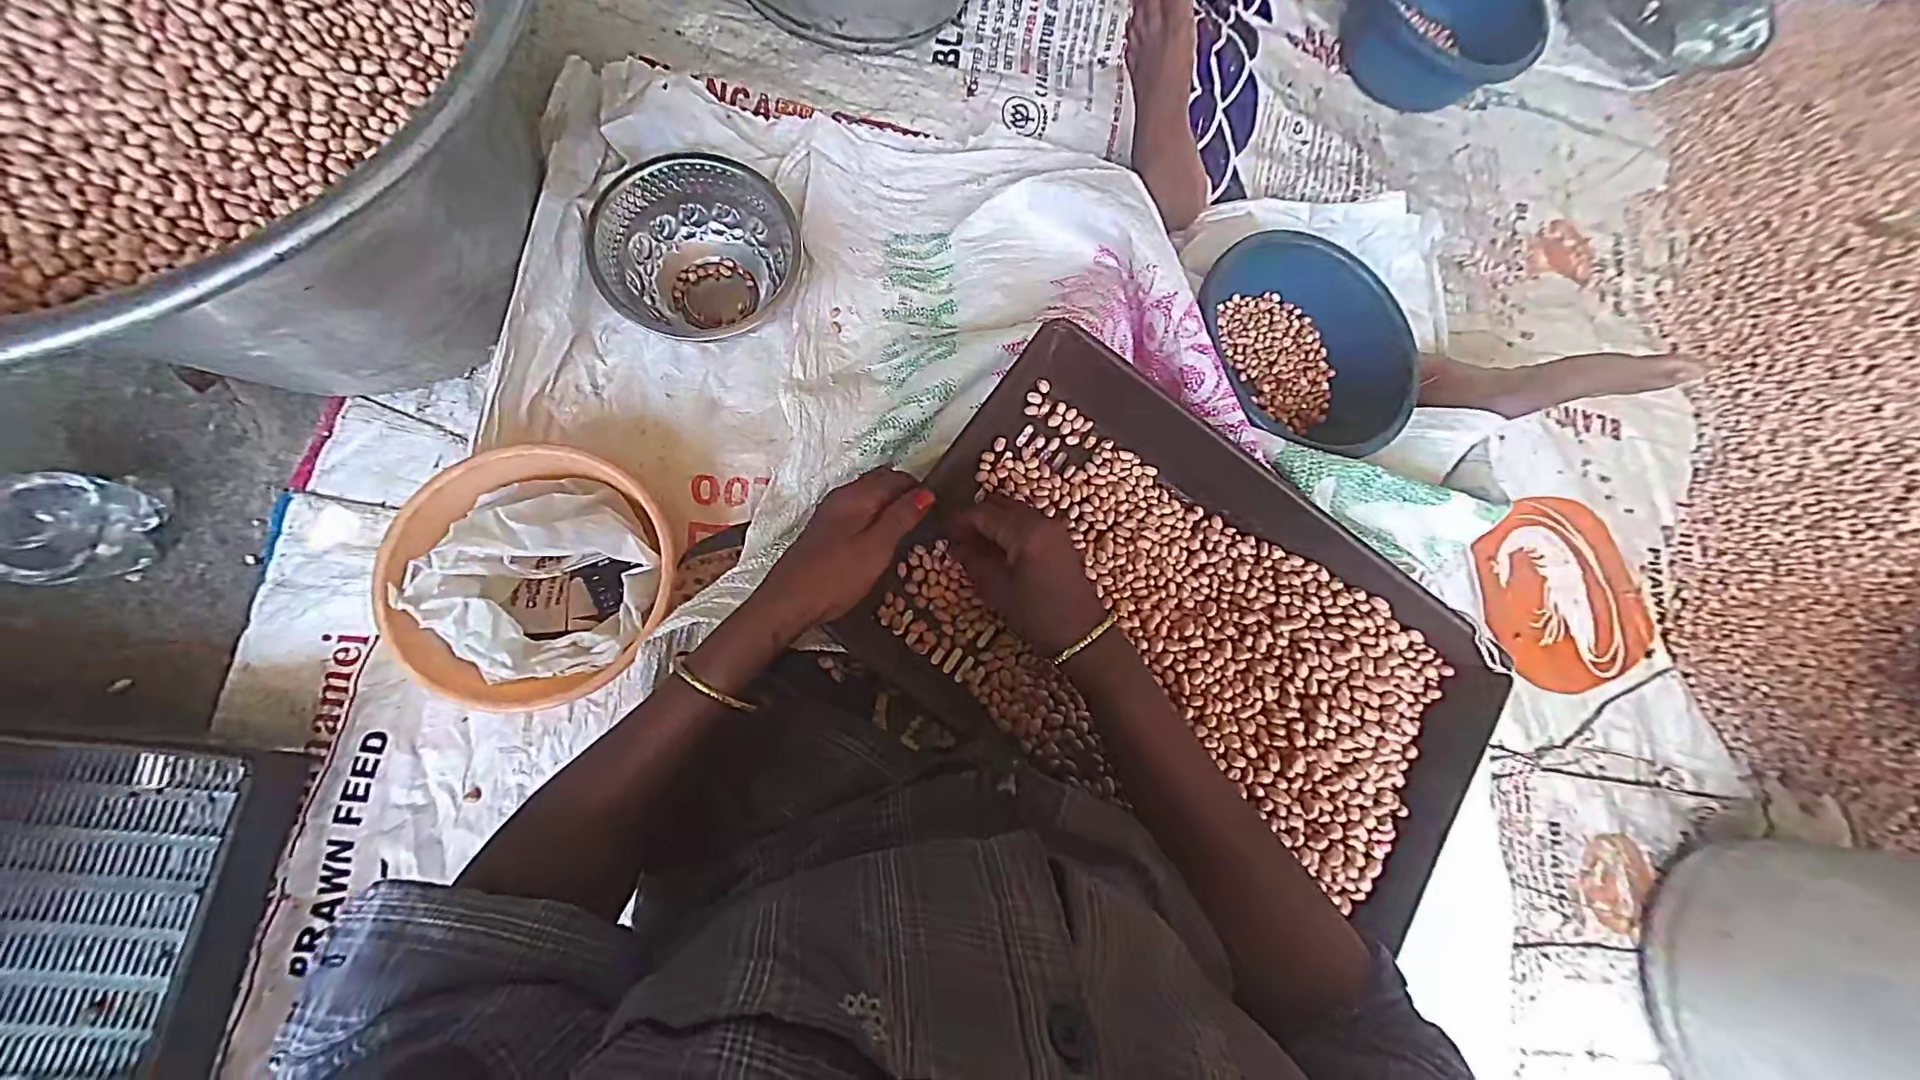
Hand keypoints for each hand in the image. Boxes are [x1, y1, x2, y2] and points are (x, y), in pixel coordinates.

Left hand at [748, 468, 934, 640]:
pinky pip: (857, 511)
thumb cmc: (837, 576)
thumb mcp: (877, 548)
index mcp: (856, 496)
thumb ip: (900, 518)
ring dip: (888, 503)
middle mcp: (841, 497)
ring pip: (867, 496)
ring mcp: (830, 514)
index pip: (894, 477)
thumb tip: (925, 492)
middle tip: (927, 512)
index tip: (938, 504)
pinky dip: (874, 515)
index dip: (917, 487)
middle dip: (904, 490)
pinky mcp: (823, 532)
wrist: (788, 601)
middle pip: (879, 481)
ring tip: (909, 524)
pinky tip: (880, 535)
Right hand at [945, 494, 1108, 656]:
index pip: (985, 513)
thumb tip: (958, 546)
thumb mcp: (998, 589)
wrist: (1081, 635)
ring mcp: (1054, 529)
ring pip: (1015, 512)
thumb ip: (975, 561)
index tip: (944, 530)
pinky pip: (1028, 523)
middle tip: (957, 537)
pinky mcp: (1060, 540)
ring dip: (993, 522)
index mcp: (1025, 532)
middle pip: (1001, 506)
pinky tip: (997, 549)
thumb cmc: (1037, 615)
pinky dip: (1009, 529)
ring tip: (974, 544)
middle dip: (977, 518)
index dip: (961, 520)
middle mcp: (1042, 521)